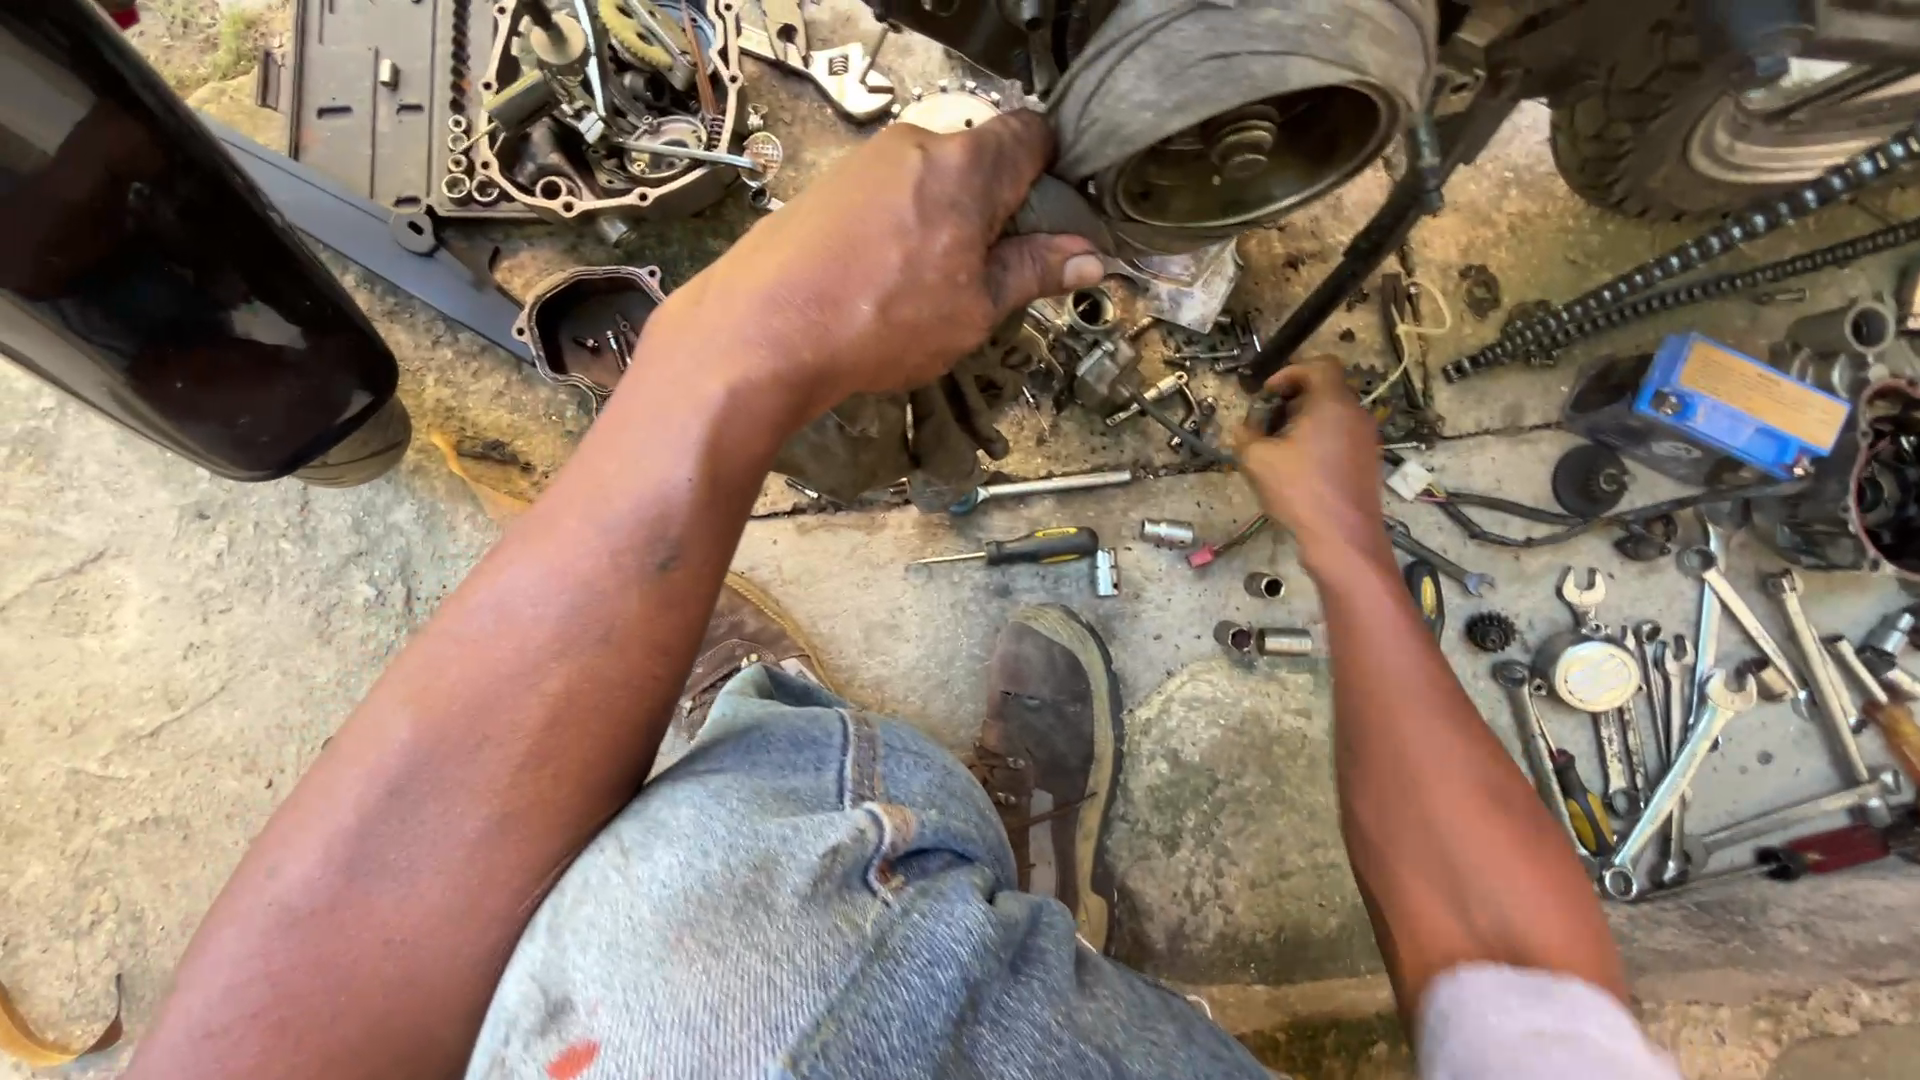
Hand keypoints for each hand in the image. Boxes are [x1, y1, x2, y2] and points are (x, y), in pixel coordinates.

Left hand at [636, 110, 1102, 417]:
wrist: (766, 331)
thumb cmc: (881, 322)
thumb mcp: (976, 309)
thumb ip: (1032, 273)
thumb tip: (1086, 257)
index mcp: (967, 165)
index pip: (1032, 135)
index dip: (1050, 175)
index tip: (1049, 222)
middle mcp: (915, 144)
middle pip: (979, 160)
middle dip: (995, 210)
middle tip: (990, 274)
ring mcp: (866, 162)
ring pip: (931, 182)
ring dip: (946, 225)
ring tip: (928, 290)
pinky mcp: (830, 187)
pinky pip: (888, 197)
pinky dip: (903, 230)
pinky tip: (884, 282)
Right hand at [1238, 356, 1392, 574]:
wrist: (1343, 536)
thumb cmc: (1300, 491)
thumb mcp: (1257, 460)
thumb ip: (1245, 435)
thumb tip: (1243, 427)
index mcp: (1332, 403)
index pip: (1319, 365)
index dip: (1289, 373)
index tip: (1267, 396)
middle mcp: (1355, 413)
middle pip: (1324, 389)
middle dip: (1291, 401)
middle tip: (1266, 425)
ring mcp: (1366, 437)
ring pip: (1331, 414)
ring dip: (1303, 422)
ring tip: (1279, 449)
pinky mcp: (1367, 459)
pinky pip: (1340, 435)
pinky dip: (1318, 439)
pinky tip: (1299, 468)